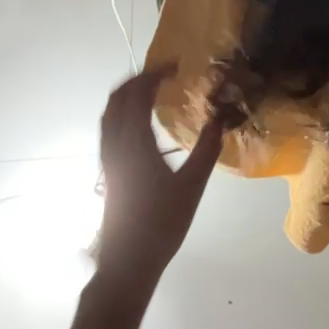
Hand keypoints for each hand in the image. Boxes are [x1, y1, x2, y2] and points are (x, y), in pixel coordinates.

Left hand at [95, 68, 224, 285]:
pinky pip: (109, 126)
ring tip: (154, 91)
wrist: (127, 262)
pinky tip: (143, 123)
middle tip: (166, 74)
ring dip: (129, 94)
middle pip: (118, 96)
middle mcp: (114, 144)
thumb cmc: (161, 225)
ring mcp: (107, 157)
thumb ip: (207, 149)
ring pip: (109, 111)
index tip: (177, 66)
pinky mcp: (107, 170)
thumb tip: (221, 118)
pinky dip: (123, 111)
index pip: (138, 93)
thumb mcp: (192, 186)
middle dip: (140, 79)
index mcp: (134, 142)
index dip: (155, 73)